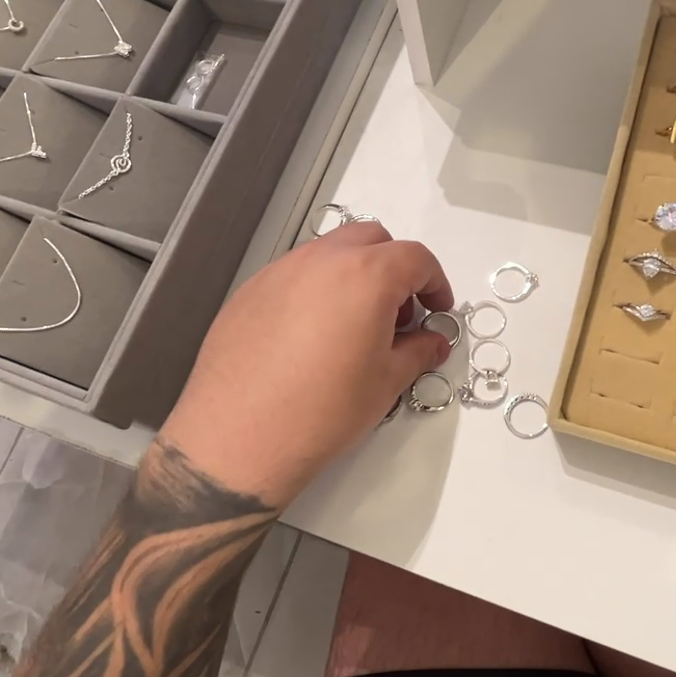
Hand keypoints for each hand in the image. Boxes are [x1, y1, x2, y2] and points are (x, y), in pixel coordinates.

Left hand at [161, 222, 453, 508]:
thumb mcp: (385, 383)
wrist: (239, 436)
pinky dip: (315, 290)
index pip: (415, 258)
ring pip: (328, 253)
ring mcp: (279, 272)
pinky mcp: (249, 291)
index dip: (435, 283)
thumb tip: (433, 342)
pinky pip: (294, 275)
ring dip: (353, 275)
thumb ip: (417, 352)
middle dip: (394, 268)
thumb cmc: (323, 411)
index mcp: (365, 275)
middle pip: (371, 240)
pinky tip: (310, 337)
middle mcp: (321, 260)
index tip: (437, 311)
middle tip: (397, 315)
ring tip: (353, 326)